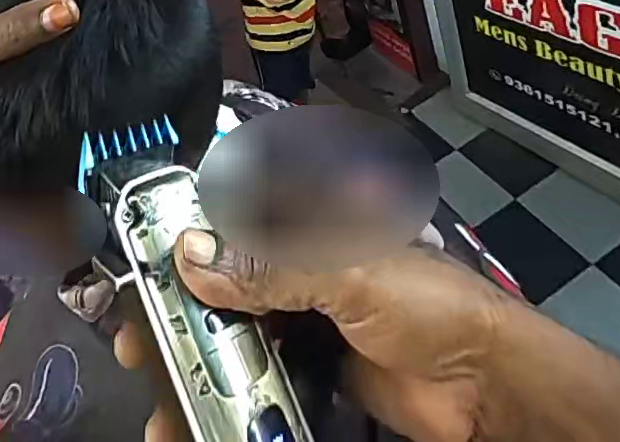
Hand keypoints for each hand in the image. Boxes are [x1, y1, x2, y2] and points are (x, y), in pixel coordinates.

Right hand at [169, 230, 501, 441]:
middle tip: (136, 338)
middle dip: (175, 303)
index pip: (230, 208)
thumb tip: (191, 254)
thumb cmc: (422, 302)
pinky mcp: (306, 360)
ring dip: (194, 353)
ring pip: (231, 323)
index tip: (139, 258)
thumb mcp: (347, 273)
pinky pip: (254, 369)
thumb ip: (271, 266)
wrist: (484, 388)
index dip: (182, 226)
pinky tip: (199, 410)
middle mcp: (293, 256)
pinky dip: (226, 388)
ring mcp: (298, 309)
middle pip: (220, 271)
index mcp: (302, 218)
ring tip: (159, 390)